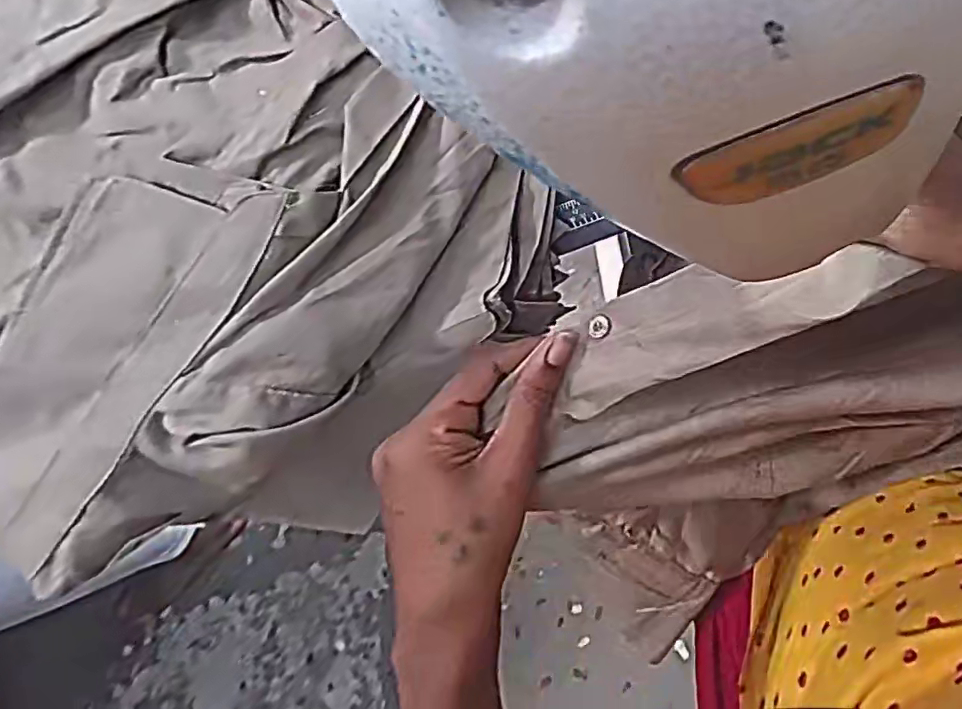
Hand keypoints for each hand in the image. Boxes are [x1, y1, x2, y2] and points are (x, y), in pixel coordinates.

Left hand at [373, 331, 577, 708]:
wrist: (446, 615)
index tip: (559, 345)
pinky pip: (457, 432)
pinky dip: (490, 426)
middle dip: (516, 379)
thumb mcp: (512, 461)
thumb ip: (534, 398)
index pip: (478, 369)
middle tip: (557, 375)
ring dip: (504, 403)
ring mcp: (404, 461)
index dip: (523, 352)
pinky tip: (514, 436)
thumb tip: (554, 349)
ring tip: (541, 406)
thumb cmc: (473, 550)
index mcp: (416, 435)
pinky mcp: (416, 477)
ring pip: (466, 409)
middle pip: (470, 388)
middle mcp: (401, 443)